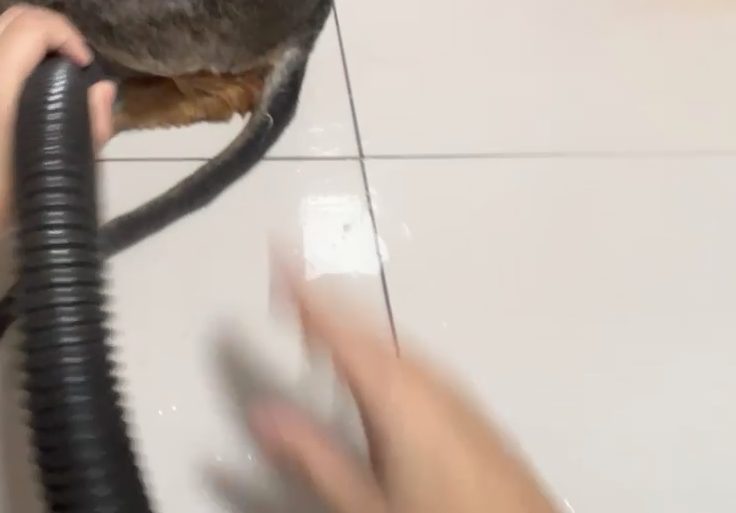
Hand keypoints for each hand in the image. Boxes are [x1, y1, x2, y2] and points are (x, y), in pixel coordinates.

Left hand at [0, 6, 116, 255]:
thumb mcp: (47, 176)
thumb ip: (87, 130)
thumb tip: (102, 90)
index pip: (33, 27)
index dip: (68, 35)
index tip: (83, 67)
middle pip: (13, 18)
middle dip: (51, 32)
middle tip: (71, 66)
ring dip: (25, 47)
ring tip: (45, 85)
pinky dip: (2, 63)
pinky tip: (11, 104)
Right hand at [252, 267, 563, 512]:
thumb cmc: (449, 510)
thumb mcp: (365, 496)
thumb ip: (311, 450)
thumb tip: (264, 415)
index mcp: (395, 383)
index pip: (335, 318)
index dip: (302, 282)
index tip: (280, 250)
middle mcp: (427, 373)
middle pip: (362, 324)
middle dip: (325, 307)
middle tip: (290, 293)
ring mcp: (453, 388)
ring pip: (389, 342)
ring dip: (353, 332)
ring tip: (322, 331)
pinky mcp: (470, 407)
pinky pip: (414, 362)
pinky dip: (383, 354)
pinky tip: (376, 376)